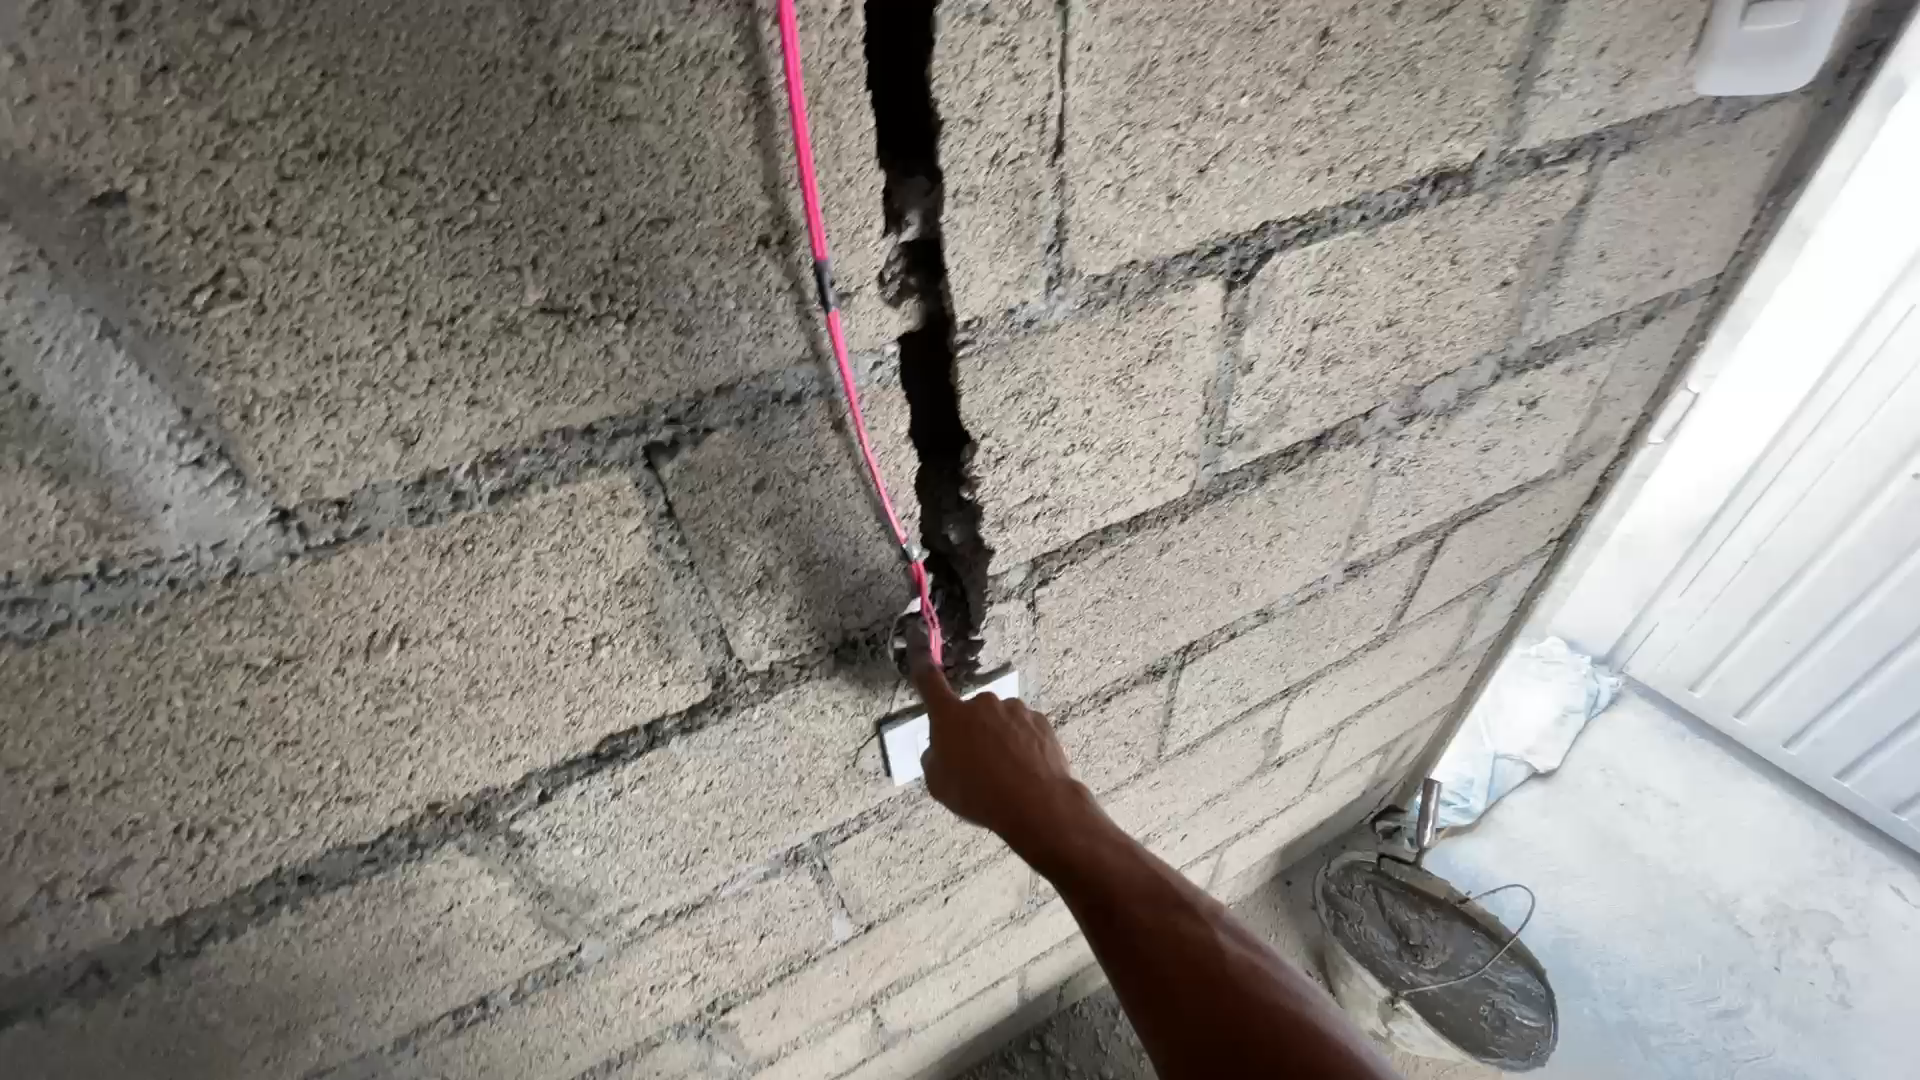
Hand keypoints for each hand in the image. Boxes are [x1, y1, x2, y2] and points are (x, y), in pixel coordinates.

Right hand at [907, 642, 1099, 863]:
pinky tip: (1024, 771)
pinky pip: (1023, 729)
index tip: (918, 643)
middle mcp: (982, 703)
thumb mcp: (938, 784)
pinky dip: (1022, 745)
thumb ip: (934, 758)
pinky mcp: (1039, 720)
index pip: (929, 682)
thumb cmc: (979, 795)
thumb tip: (940, 748)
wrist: (1036, 804)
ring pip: (999, 721)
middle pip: (970, 713)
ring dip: (999, 739)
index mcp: (951, 716)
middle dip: (971, 732)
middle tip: (976, 765)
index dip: (921, 662)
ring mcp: (1014, 709)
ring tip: (1005, 774)